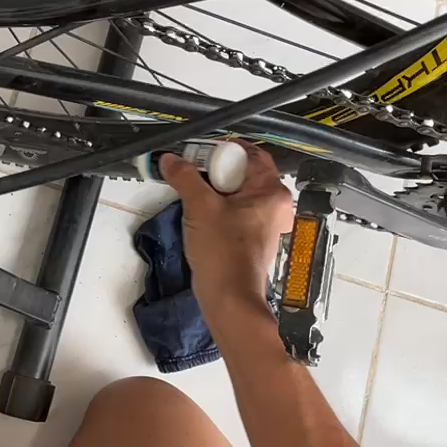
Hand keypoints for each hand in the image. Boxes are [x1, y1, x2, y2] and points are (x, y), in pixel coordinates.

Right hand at [159, 141, 293, 331]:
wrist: (229, 297)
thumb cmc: (221, 250)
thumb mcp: (199, 206)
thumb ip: (184, 177)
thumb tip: (170, 159)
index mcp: (272, 192)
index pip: (252, 154)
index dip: (224, 149)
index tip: (199, 154)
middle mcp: (277, 205)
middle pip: (245, 173)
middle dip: (217, 171)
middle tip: (193, 174)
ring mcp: (268, 224)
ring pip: (240, 194)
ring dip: (216, 191)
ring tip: (194, 194)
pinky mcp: (256, 239)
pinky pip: (239, 212)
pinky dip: (221, 208)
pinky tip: (202, 215)